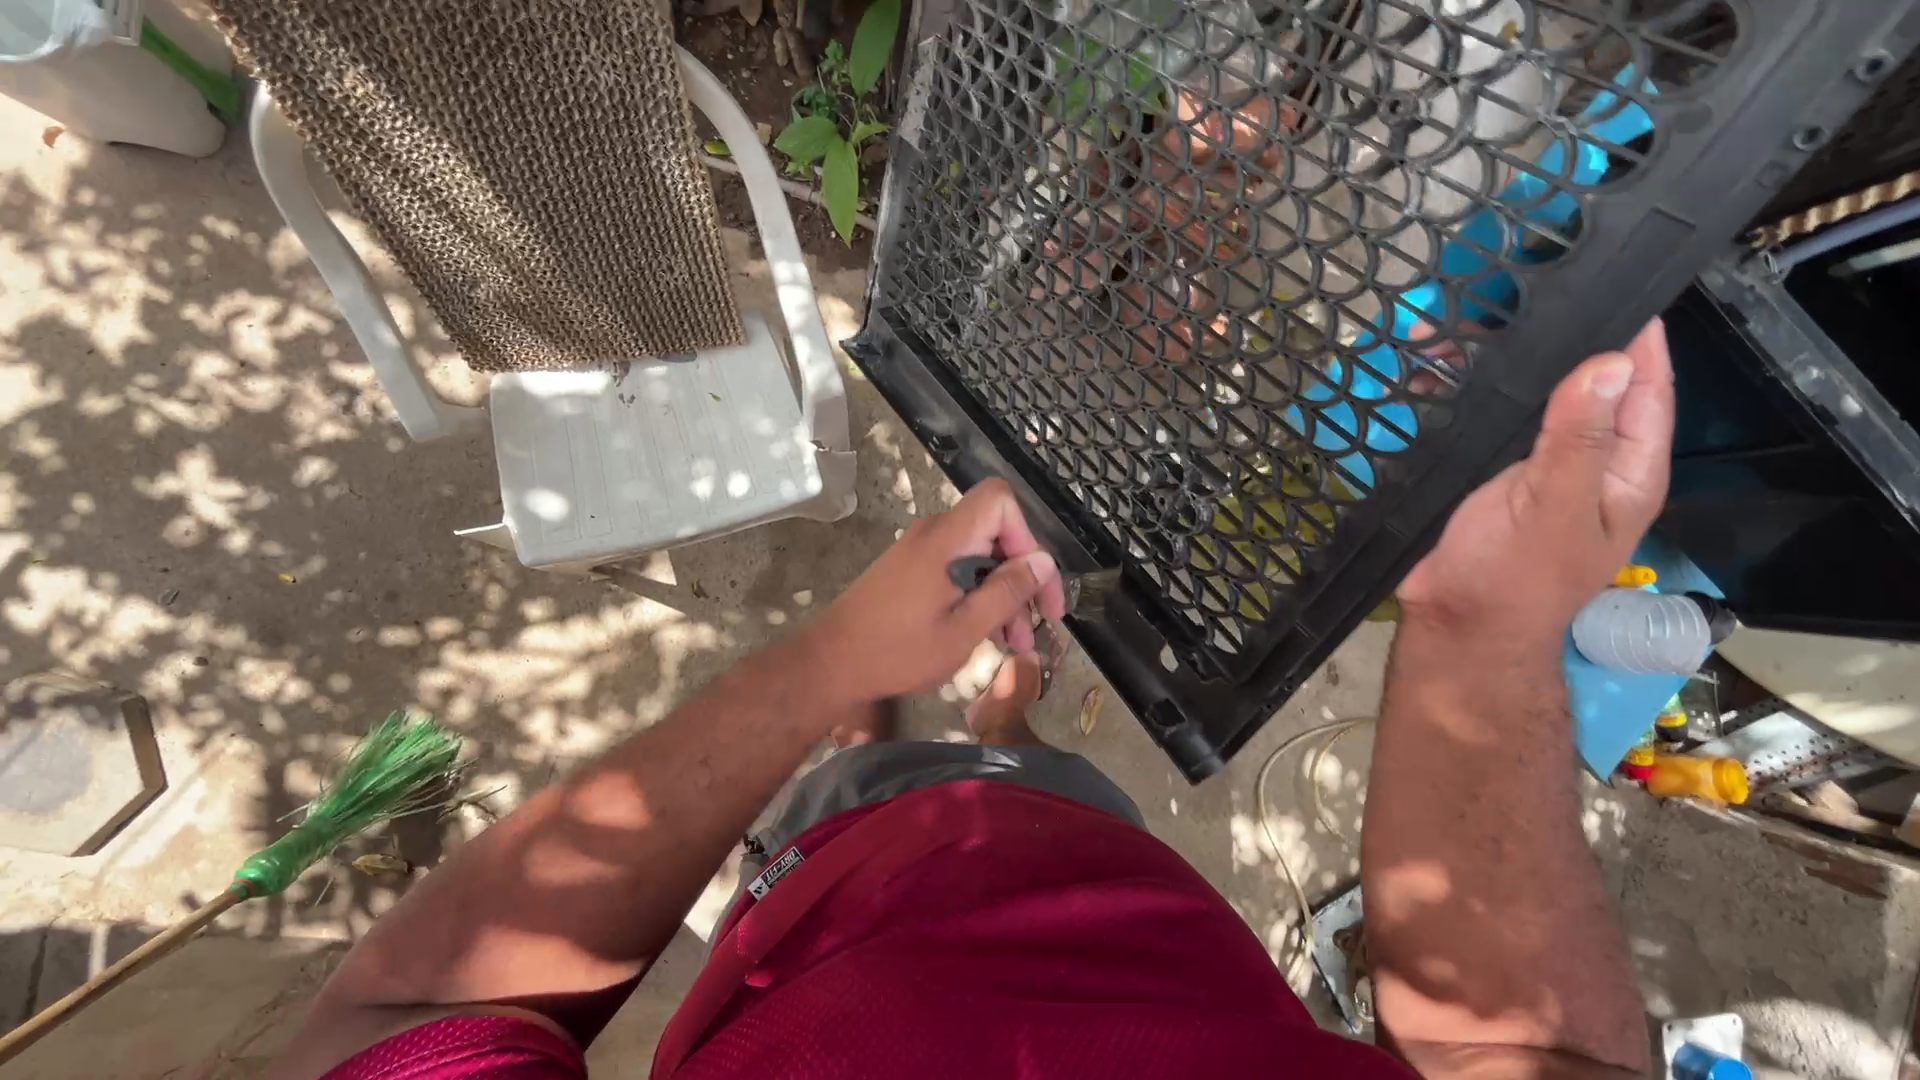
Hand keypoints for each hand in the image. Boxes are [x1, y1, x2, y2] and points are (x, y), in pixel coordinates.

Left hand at [802, 478, 1069, 704]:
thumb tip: (1044, 561)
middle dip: (1022, 578)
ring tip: (1016, 644)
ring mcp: (920, 550)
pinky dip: (978, 596)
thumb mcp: (964, 629)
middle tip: (1039, 628)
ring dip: (1003, 595)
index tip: (1035, 584)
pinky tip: (987, 634)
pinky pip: (958, 569)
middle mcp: (934, 534)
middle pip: (995, 533)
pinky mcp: (911, 568)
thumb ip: (1006, 592)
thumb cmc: (899, 651)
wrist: (831, 663)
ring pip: (979, 557)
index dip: (1027, 536)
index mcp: (948, 539)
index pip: (1000, 501)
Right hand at [1398, 319, 1673, 644]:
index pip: (1645, 388)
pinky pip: (1475, 425)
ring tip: (1439, 340)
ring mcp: (1529, 469)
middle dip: (1540, 346)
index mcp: (1624, 470)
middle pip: (1577, 386)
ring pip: (1518, 402)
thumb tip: (1609, 362)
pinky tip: (1422, 383)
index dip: (1634, 338)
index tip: (1606, 286)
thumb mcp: (1553, 505)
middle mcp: (1583, 461)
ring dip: (1484, 370)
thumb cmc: (1513, 575)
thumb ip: (1580, 438)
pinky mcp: (1481, 477)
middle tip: (1496, 305)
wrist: (1452, 625)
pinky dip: (1452, 400)